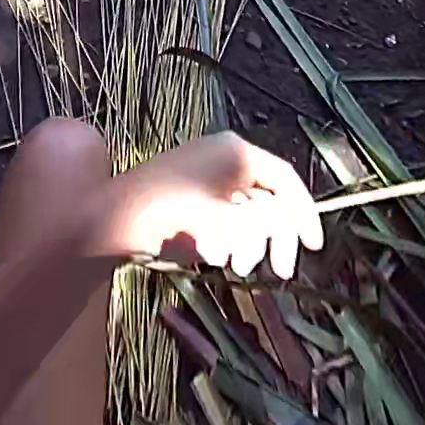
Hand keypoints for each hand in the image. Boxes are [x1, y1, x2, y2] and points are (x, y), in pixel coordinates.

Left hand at [92, 133, 322, 278]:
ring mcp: (206, 168)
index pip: (285, 179)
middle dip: (275, 234)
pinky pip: (224, 209)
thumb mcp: (226, 223)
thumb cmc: (172, 215)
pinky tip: (216, 253)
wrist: (111, 216)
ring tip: (236, 265)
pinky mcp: (190, 185)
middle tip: (279, 271)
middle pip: (267, 195)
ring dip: (250, 238)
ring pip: (246, 206)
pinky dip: (229, 232)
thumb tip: (292, 220)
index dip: (304, 212)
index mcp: (237, 153)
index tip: (313, 247)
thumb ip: (267, 222)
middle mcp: (225, 154)